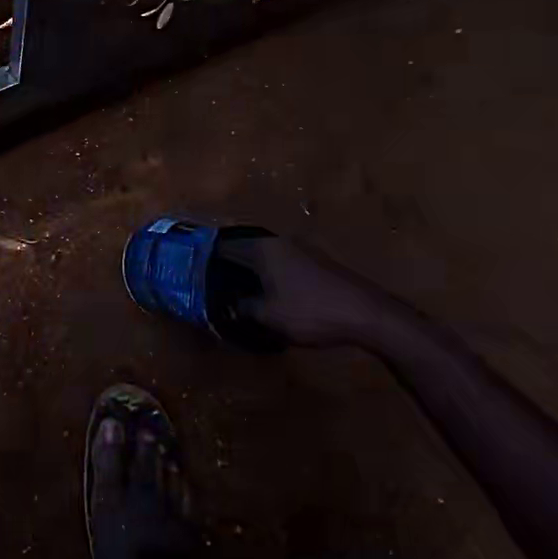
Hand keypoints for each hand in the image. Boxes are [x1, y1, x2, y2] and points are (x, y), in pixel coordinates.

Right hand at [216, 234, 401, 347]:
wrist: (366, 313)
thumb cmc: (311, 311)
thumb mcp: (270, 316)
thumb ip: (243, 309)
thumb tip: (226, 305)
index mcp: (262, 248)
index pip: (223, 246)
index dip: (205, 259)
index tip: (190, 271)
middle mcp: (278, 241)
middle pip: (243, 248)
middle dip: (226, 264)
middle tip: (208, 283)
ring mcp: (299, 249)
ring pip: (262, 255)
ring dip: (248, 270)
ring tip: (233, 289)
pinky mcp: (314, 262)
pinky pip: (279, 263)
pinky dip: (266, 274)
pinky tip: (265, 292)